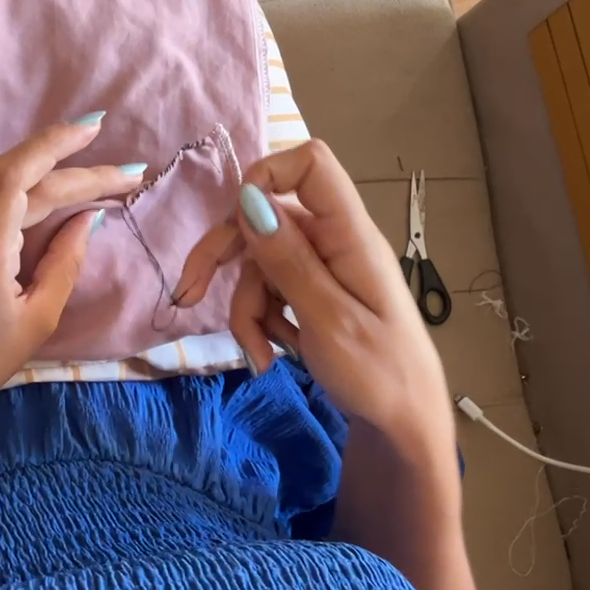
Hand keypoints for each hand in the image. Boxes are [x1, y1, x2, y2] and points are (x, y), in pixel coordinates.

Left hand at [0, 117, 141, 425]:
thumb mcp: (38, 318)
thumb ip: (65, 261)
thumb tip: (90, 215)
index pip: (18, 176)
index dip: (57, 145)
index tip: (97, 131)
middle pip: (14, 175)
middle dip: (71, 169)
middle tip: (120, 175)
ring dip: (29, 168)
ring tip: (65, 184)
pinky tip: (8, 200)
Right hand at [173, 139, 449, 442]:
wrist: (401, 424)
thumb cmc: (379, 375)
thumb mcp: (328, 321)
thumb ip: (288, 261)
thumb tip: (249, 200)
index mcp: (349, 236)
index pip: (310, 165)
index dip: (266, 176)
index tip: (233, 221)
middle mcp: (333, 242)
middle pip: (264, 220)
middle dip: (222, 257)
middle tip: (188, 297)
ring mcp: (321, 269)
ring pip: (258, 265)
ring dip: (246, 310)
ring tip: (259, 356)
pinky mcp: (311, 295)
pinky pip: (268, 292)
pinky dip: (259, 322)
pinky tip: (270, 355)